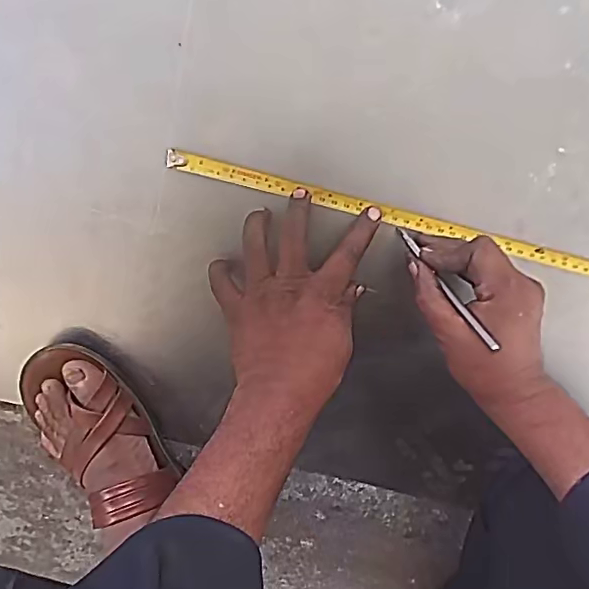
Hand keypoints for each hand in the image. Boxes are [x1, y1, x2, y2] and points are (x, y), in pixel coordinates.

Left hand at [209, 188, 382, 413]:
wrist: (277, 394)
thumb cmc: (312, 374)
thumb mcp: (341, 341)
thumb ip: (345, 310)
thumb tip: (351, 292)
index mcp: (321, 293)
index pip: (347, 254)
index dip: (360, 231)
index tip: (368, 214)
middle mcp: (289, 285)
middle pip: (294, 237)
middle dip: (299, 211)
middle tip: (300, 195)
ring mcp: (260, 294)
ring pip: (255, 247)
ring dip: (257, 226)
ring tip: (259, 213)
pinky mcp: (237, 309)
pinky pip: (222, 282)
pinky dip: (220, 270)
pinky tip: (221, 263)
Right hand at [407, 235, 550, 418]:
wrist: (513, 391)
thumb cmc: (487, 371)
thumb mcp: (449, 333)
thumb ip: (430, 296)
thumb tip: (417, 269)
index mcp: (508, 290)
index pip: (475, 251)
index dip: (443, 249)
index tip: (420, 254)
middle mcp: (522, 284)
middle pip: (481, 250)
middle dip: (448, 249)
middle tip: (420, 250)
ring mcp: (524, 289)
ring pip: (486, 258)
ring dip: (457, 258)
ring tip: (431, 260)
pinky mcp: (519, 296)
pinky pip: (492, 271)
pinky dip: (469, 269)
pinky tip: (451, 274)